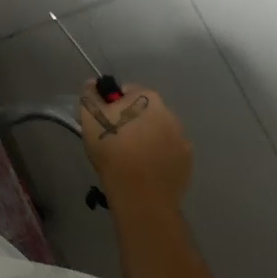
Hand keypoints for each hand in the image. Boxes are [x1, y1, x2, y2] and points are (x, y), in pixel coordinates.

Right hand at [78, 81, 192, 210]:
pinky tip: (145, 169)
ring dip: (147, 138)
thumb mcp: (89, 115)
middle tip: (115, 139)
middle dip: (132, 120)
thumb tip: (94, 84)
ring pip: (159, 133)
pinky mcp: (187, 164)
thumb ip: (90, 94)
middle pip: (145, 112)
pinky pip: (169, 154)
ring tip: (130, 157)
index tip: (104, 121)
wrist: (139, 193)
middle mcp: (171, 115)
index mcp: (148, 98)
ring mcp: (182, 140)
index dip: (113, 105)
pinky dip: (158, 157)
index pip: (127, 91)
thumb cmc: (112, 148)